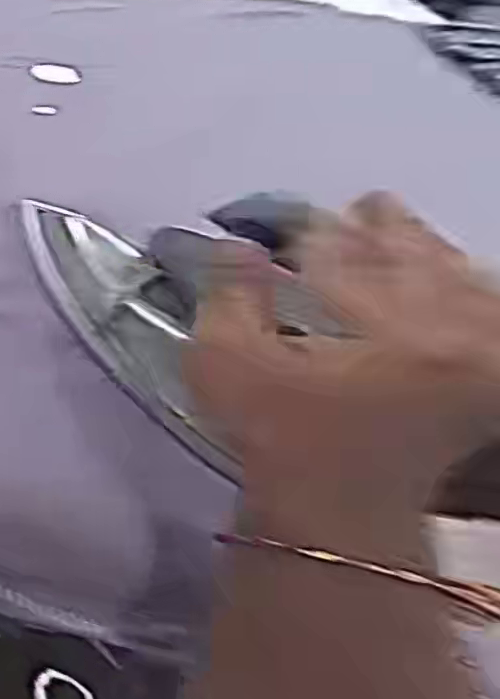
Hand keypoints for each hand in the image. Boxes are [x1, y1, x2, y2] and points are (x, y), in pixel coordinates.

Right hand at [186, 193, 499, 516]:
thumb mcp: (226, 356)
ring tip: (405, 227)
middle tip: (367, 203)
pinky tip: (460, 276)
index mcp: (390, 332)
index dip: (311, 230)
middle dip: (386, 231)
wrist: (334, 495)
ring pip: (465, 286)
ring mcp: (483, 360)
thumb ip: (232, 295)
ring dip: (432, 252)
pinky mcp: (489, 379)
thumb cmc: (269, 424)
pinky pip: (491, 315)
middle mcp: (456, 337)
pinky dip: (472, 287)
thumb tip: (235, 244)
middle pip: (419, 266)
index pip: (345, 259)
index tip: (283, 212)